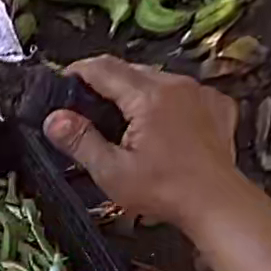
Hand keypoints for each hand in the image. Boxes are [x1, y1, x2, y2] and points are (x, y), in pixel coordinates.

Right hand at [42, 56, 243, 226]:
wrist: (215, 203)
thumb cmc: (162, 190)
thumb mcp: (111, 171)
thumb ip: (81, 142)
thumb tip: (53, 119)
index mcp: (147, 96)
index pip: (104, 68)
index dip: (78, 71)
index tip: (63, 83)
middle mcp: (176, 84)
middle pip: (132, 70)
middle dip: (107, 84)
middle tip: (89, 108)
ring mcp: (201, 92)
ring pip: (159, 80)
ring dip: (137, 94)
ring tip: (125, 122)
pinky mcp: (217, 105)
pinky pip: (185, 94)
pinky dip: (168, 104)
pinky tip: (161, 128)